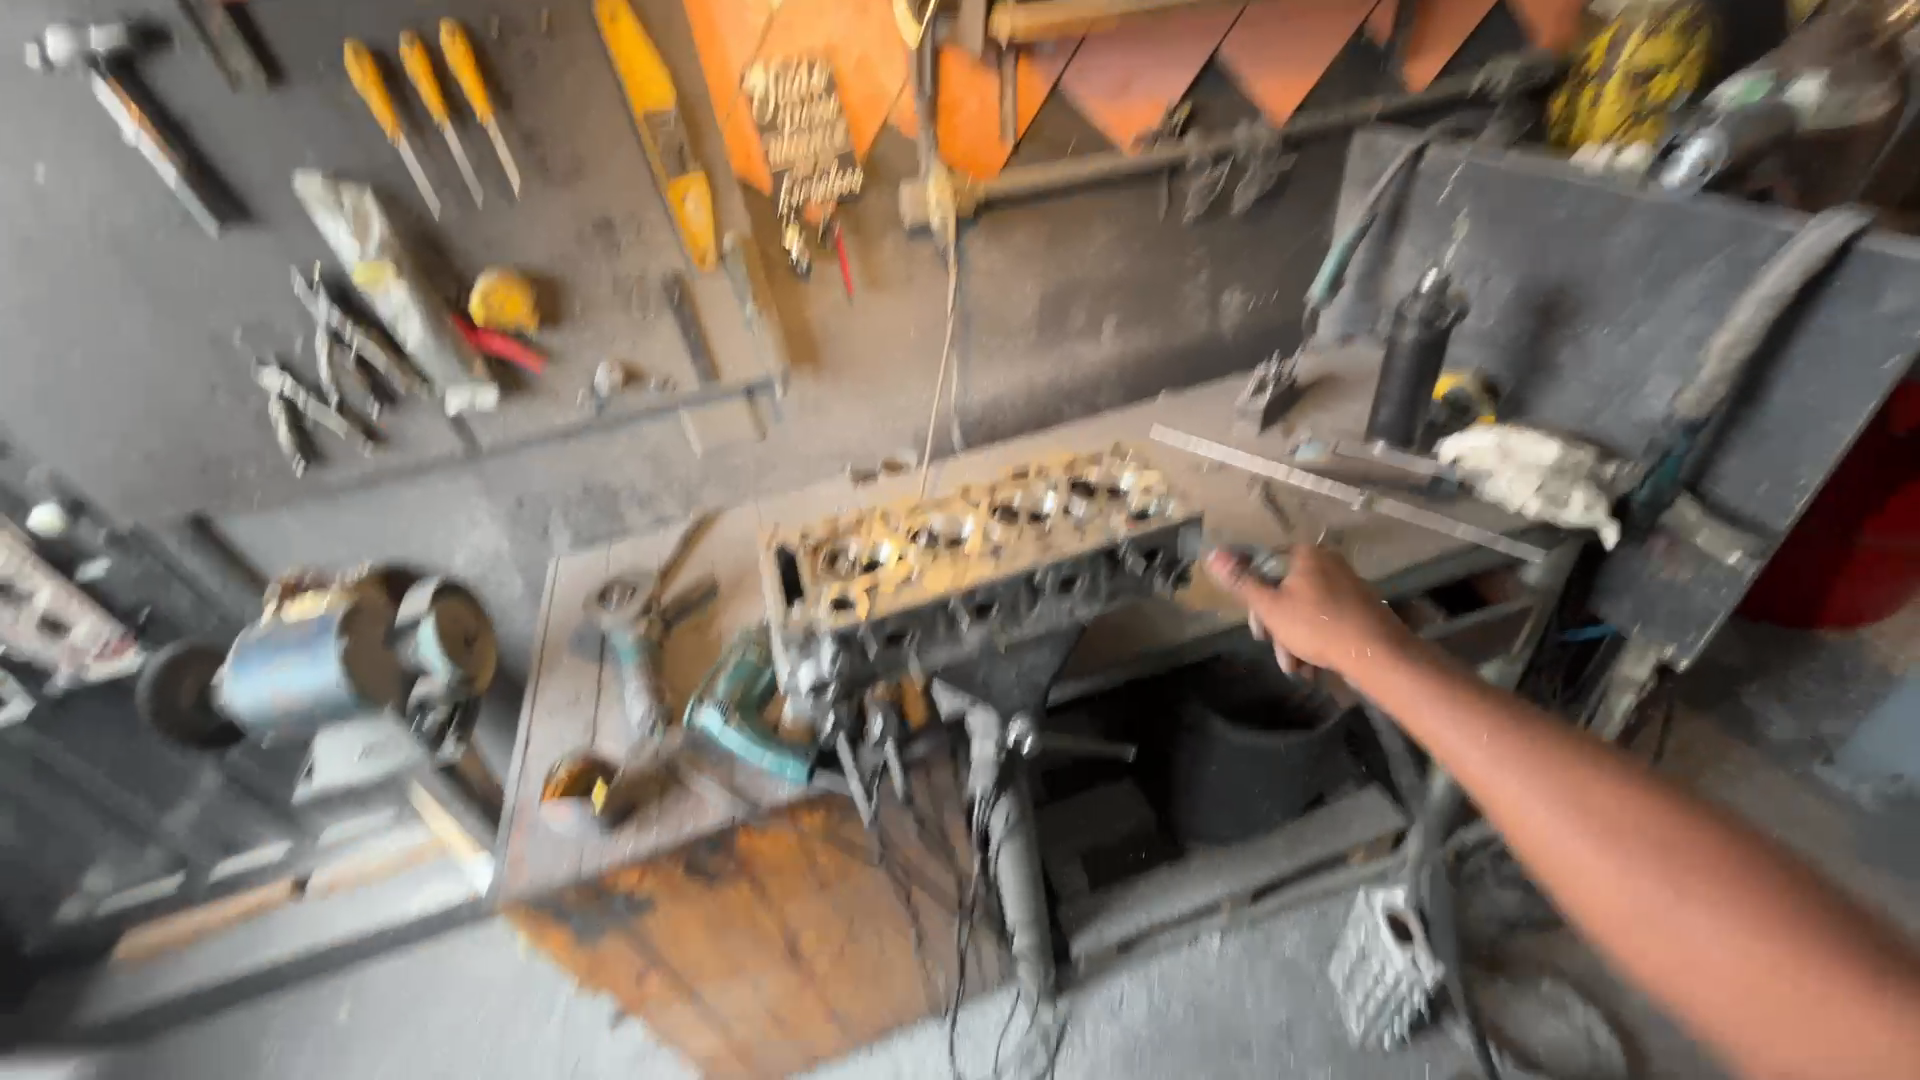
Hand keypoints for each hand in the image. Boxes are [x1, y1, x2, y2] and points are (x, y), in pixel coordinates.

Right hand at [1204, 545, 1412, 676]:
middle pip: (1285, 591)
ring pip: (1305, 609)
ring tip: (1296, 668)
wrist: (1377, 654)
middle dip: (1277, 626)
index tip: (1257, 627)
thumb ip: (1240, 580)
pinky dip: (1315, 638)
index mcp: (1305, 555)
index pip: (1264, 566)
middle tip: (1275, 649)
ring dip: (1293, 639)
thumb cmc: (1317, 626)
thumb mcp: (1269, 606)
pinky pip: (1326, 617)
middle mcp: (1328, 562)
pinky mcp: (1361, 606)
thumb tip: (1212, 553)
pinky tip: (1312, 664)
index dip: (1254, 598)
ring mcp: (1348, 584)